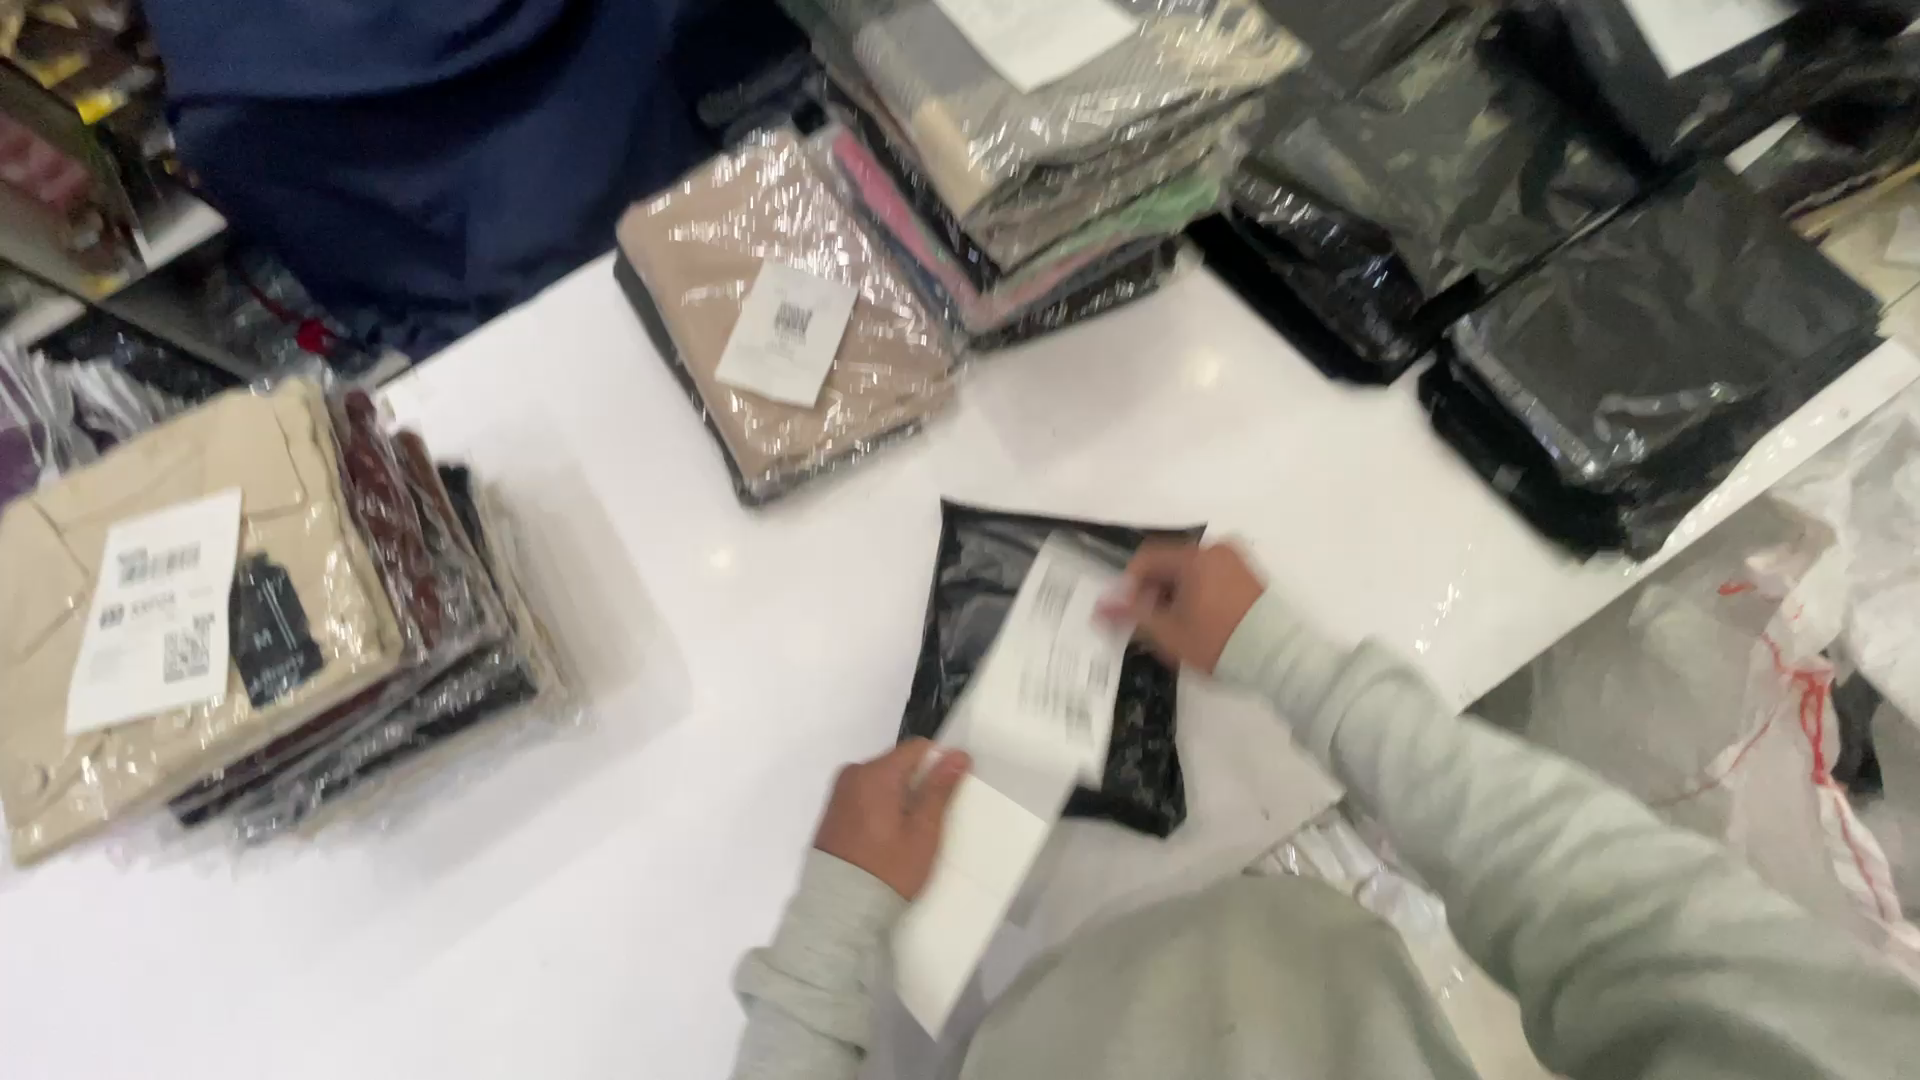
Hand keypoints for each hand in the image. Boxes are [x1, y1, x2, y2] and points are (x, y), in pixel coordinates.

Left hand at [813, 739, 970, 899]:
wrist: (838, 912)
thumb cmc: (888, 870)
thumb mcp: (923, 832)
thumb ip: (939, 789)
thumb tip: (958, 754)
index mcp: (875, 772)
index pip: (917, 747)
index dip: (938, 764)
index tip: (946, 794)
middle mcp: (852, 773)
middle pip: (898, 763)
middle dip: (917, 783)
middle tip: (927, 821)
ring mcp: (839, 792)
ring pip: (882, 779)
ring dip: (898, 796)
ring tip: (906, 833)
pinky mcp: (832, 810)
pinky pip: (865, 794)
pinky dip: (880, 806)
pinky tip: (886, 837)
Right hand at [1100, 540, 1265, 673]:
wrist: (1281, 659)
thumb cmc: (1218, 643)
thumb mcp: (1168, 633)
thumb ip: (1130, 615)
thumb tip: (1098, 607)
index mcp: (1194, 557)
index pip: (1146, 559)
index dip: (1129, 586)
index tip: (1130, 613)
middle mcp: (1217, 550)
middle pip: (1169, 564)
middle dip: (1153, 591)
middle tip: (1151, 623)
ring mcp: (1238, 562)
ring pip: (1190, 572)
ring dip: (1175, 594)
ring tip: (1176, 627)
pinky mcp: (1252, 578)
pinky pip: (1212, 578)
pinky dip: (1198, 594)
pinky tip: (1199, 623)